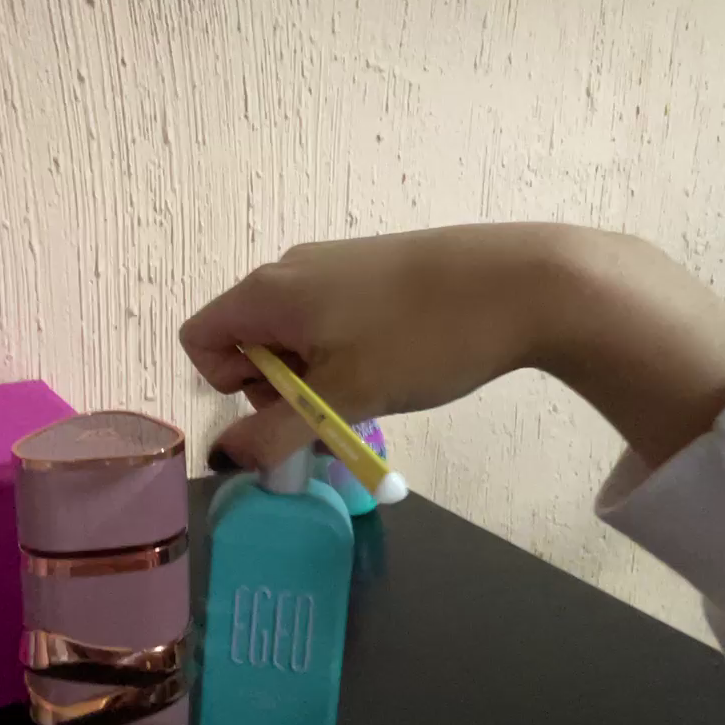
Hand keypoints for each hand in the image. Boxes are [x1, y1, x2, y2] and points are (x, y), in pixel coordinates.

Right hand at [180, 225, 724, 469]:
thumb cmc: (421, 339)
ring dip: (311, 377)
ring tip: (368, 393)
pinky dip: (340, 354)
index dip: (224, 385)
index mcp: (267, 291)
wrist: (525, 281)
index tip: (280, 409)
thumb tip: (223, 459)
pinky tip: (391, 365)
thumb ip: (275, 435)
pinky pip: (328, 319)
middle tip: (331, 411)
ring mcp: (333, 265)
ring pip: (292, 334)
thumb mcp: (343, 398)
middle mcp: (290, 269)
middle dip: (273, 389)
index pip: (198, 339)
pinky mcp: (371, 268)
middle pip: (245, 339)